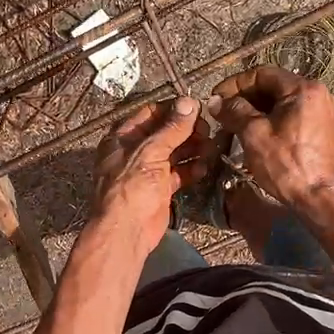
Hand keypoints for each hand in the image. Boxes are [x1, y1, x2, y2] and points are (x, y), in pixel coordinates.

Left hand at [91, 97, 209, 255]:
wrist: (126, 231)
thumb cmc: (131, 189)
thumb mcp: (150, 153)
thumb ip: (172, 129)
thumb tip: (189, 102)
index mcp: (123, 137)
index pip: (151, 114)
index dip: (174, 111)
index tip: (197, 110)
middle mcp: (134, 152)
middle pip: (165, 133)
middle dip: (187, 131)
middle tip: (207, 132)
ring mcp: (147, 171)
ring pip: (174, 153)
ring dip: (192, 149)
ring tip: (210, 148)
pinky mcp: (160, 189)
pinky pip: (178, 173)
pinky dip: (191, 170)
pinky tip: (204, 168)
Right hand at [207, 66, 333, 211]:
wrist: (322, 199)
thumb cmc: (288, 166)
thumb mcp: (254, 135)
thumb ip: (234, 112)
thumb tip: (216, 101)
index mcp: (303, 89)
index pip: (262, 74)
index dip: (234, 84)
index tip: (216, 98)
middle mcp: (318, 94)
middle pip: (274, 87)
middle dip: (245, 98)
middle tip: (223, 114)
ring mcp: (324, 113)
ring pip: (283, 103)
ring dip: (257, 111)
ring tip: (235, 126)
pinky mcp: (325, 131)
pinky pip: (294, 117)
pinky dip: (273, 121)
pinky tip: (257, 136)